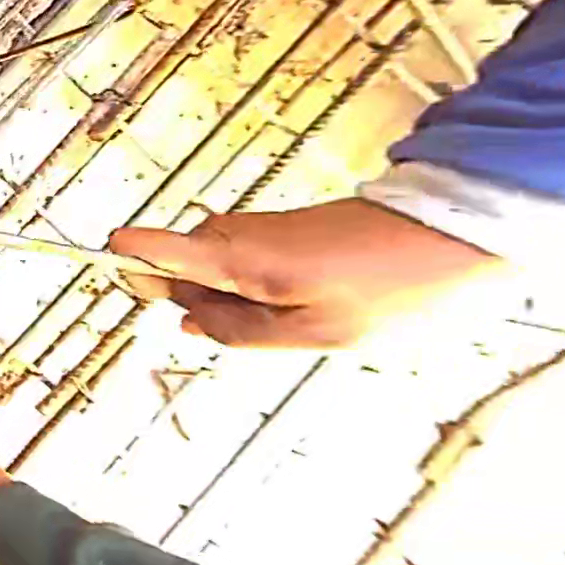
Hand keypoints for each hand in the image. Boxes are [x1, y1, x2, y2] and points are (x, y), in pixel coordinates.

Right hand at [109, 199, 504, 348]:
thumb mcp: (315, 333)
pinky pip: (224, 268)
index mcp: (223, 258)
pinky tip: (298, 297)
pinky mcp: (252, 230)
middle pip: (171, 277)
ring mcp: (232, 231)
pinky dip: (247, 289)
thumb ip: (237, 332)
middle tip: (265, 323)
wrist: (446, 232)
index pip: (139, 247)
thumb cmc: (384, 287)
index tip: (121, 285)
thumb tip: (185, 323)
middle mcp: (215, 237)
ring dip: (230, 301)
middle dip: (201, 306)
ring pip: (201, 276)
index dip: (118, 266)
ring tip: (294, 311)